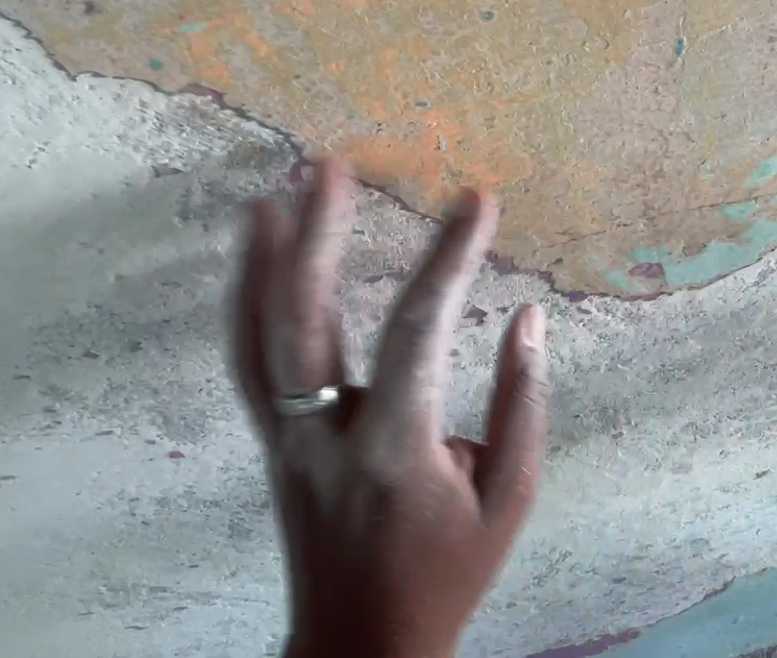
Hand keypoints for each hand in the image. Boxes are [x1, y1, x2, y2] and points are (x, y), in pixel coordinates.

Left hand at [229, 159, 549, 657]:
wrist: (359, 648)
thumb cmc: (447, 571)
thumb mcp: (510, 496)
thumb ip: (522, 401)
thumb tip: (529, 315)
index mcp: (394, 448)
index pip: (420, 330)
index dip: (450, 257)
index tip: (478, 201)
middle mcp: (324, 434)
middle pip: (304, 320)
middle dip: (316, 235)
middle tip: (330, 166)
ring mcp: (283, 437)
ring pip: (257, 334)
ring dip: (266, 256)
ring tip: (279, 187)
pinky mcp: (270, 440)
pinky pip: (247, 359)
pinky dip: (247, 297)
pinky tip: (260, 255)